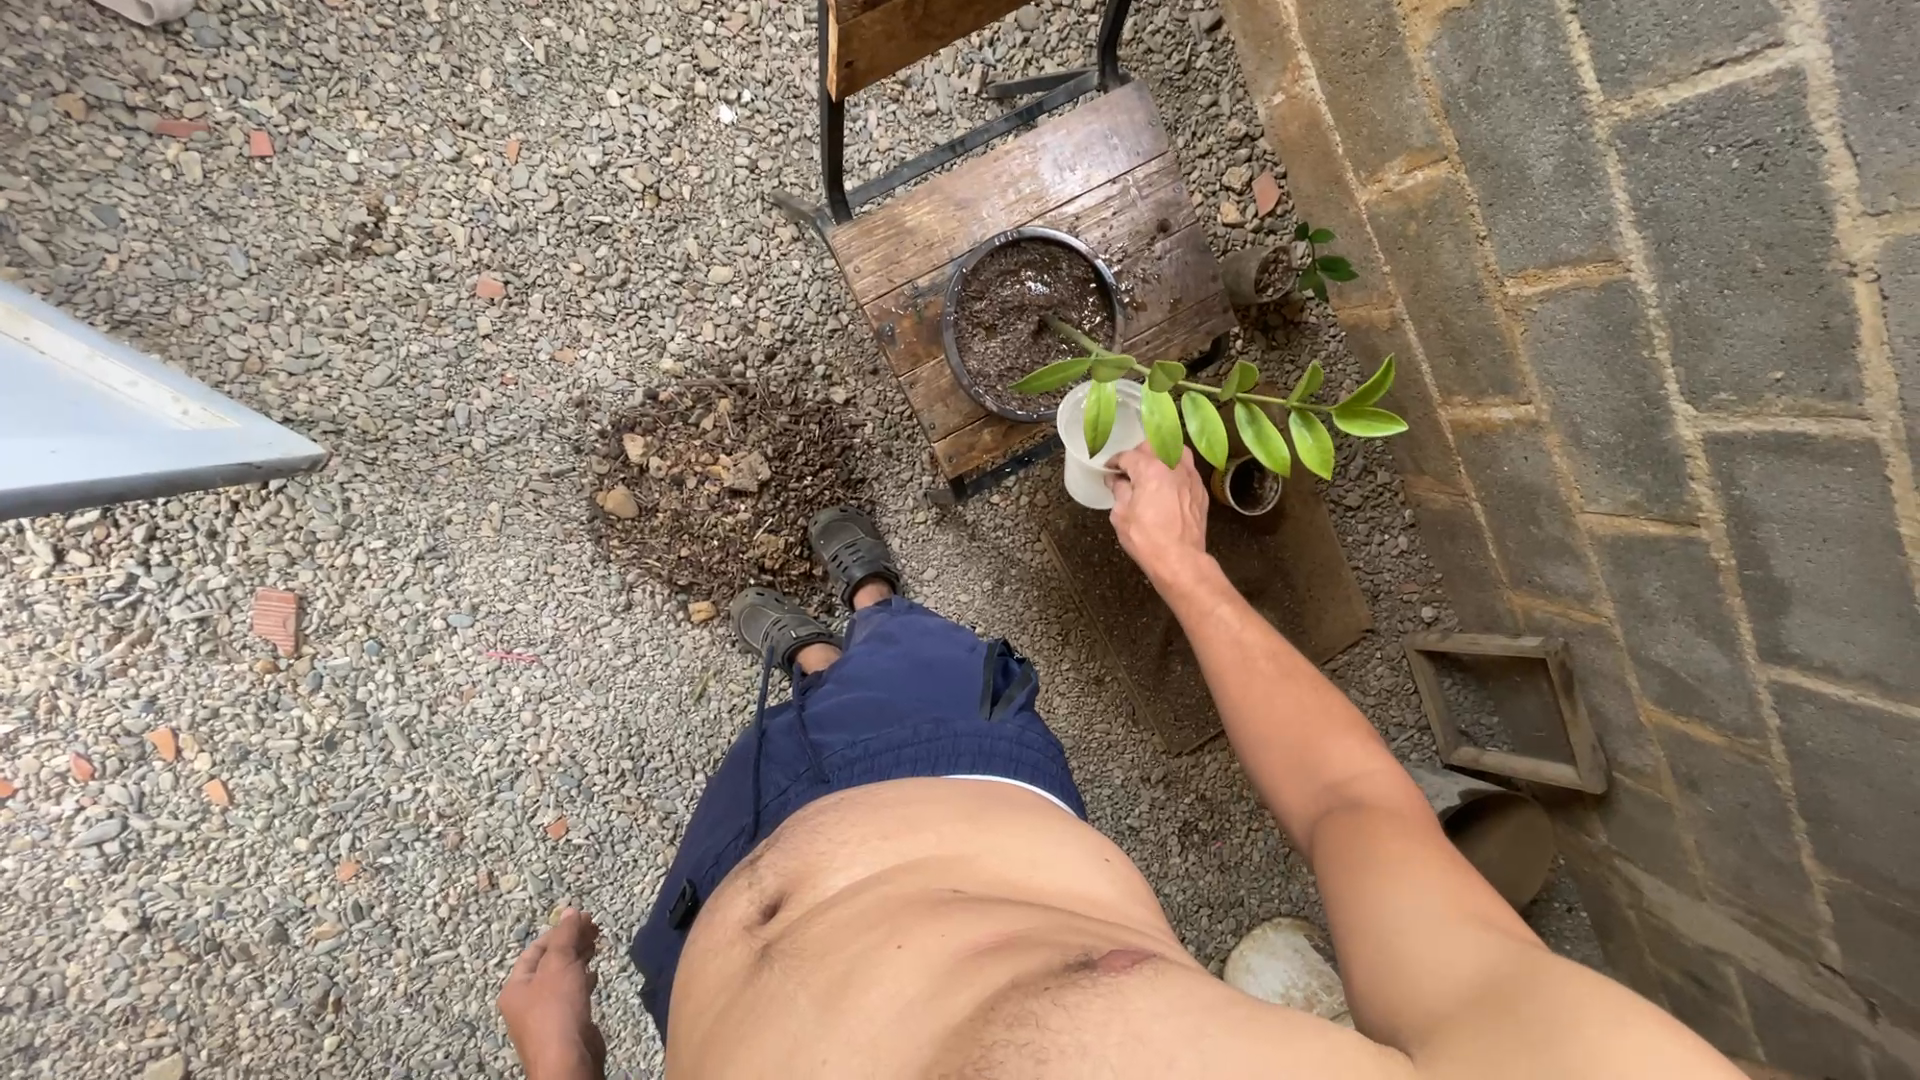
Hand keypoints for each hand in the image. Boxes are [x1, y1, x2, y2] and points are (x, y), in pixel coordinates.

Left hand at [499, 908, 607, 1079]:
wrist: (567, 1059)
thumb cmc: (557, 1008)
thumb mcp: (560, 963)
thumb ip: (566, 934)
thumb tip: (570, 909)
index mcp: (516, 986)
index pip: (536, 949)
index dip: (560, 931)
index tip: (585, 919)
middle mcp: (525, 1000)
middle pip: (549, 962)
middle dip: (572, 943)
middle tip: (596, 929)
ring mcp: (544, 1014)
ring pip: (562, 977)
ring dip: (579, 959)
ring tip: (598, 946)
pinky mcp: (563, 1024)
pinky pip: (571, 993)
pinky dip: (583, 980)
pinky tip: (594, 975)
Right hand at [1108, 444, 1210, 583]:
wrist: (1179, 558)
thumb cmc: (1146, 538)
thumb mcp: (1121, 514)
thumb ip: (1118, 491)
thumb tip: (1116, 480)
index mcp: (1149, 468)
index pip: (1128, 456)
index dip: (1115, 462)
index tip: (1109, 469)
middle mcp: (1173, 466)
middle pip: (1153, 446)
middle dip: (1139, 453)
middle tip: (1129, 469)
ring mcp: (1190, 477)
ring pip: (1177, 451)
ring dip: (1162, 455)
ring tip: (1153, 470)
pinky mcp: (1200, 490)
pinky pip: (1188, 470)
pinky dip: (1176, 471)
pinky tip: (1169, 484)